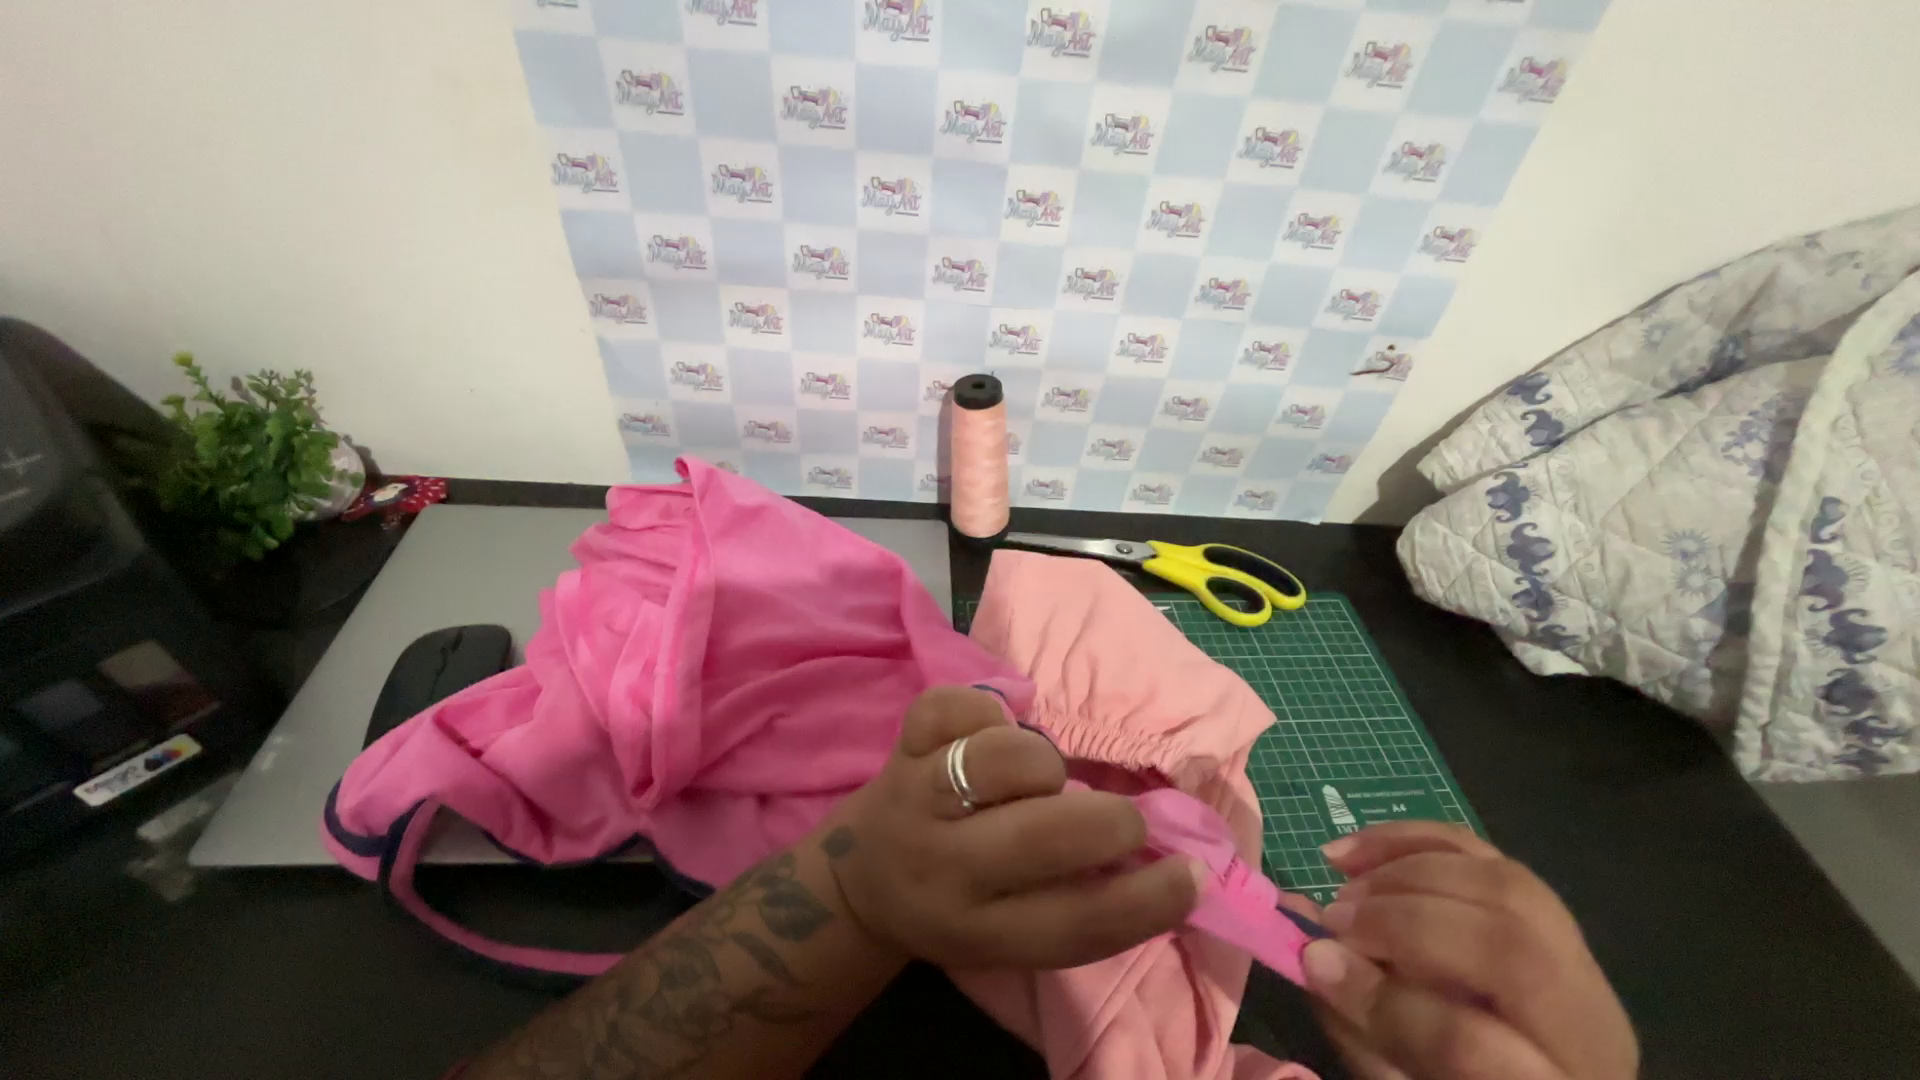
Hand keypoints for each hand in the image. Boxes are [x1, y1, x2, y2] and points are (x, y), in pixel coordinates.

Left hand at [819, 686, 1204, 969]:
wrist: (862, 879)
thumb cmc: (958, 908)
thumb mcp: (1013, 932)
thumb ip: (1081, 902)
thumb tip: (1172, 861)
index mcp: (982, 928)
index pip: (1075, 923)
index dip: (1147, 900)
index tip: (1192, 872)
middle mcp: (946, 866)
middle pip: (1043, 837)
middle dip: (1107, 821)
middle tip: (1120, 817)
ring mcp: (918, 799)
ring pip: (1003, 758)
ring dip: (1042, 761)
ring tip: (1039, 776)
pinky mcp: (902, 748)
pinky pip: (951, 706)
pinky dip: (985, 707)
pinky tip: (992, 729)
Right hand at [1300, 822, 1636, 1079]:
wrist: (1515, 1075)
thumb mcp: (1394, 1079)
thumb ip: (1355, 1019)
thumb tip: (1313, 946)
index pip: (1476, 1045)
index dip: (1384, 1000)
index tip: (1317, 964)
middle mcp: (1588, 1030)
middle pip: (1509, 947)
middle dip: (1402, 921)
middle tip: (1335, 920)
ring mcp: (1582, 965)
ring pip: (1508, 886)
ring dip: (1407, 871)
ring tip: (1346, 890)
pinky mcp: (1552, 915)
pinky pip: (1489, 855)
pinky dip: (1414, 841)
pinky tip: (1358, 852)